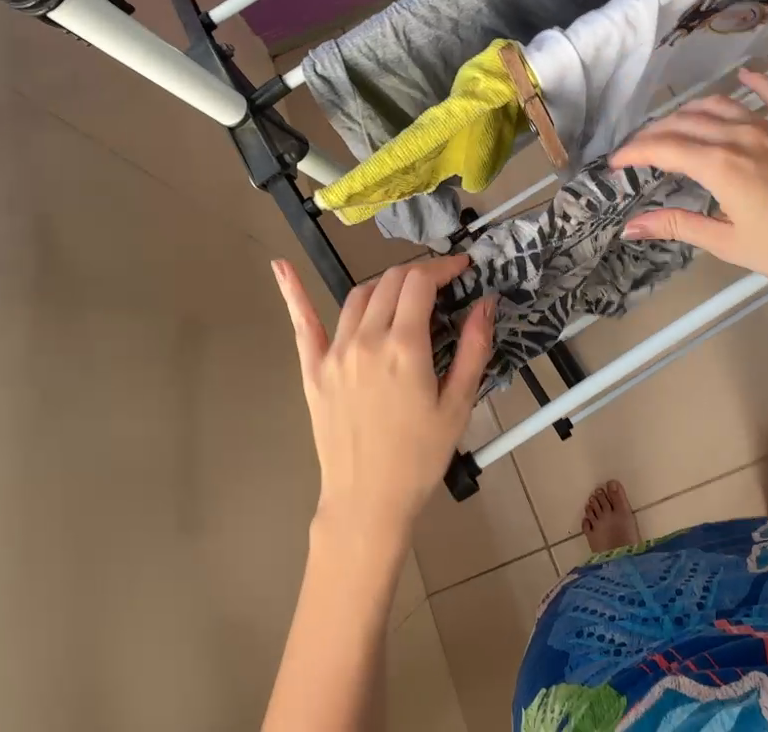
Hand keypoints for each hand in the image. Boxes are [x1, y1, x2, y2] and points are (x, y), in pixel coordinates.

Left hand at [272, 256, 496, 541]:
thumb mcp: (457, 406)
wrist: (367, 501)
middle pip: (390, 282)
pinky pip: (303, 324)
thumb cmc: (419, 458)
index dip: (443, 267)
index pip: (420, 282)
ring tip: (404, 293)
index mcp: (403, 346)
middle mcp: (365, 339)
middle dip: (419, 274)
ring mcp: (334, 352)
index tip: (461, 267)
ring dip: (384, 285)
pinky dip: (293, 292)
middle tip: (441, 284)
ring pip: (358, 296)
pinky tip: (281, 266)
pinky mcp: (313, 370)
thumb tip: (486, 303)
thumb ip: (473, 349)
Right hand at [611, 68, 767, 305]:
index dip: (634, 152)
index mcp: (720, 165)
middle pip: (686, 123)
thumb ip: (678, 226)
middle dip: (655, 133)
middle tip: (638, 148)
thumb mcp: (729, 242)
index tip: (616, 163)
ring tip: (674, 123)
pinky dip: (756, 84)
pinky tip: (744, 77)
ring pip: (722, 106)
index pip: (663, 148)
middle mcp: (742, 136)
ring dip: (691, 111)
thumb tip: (631, 227)